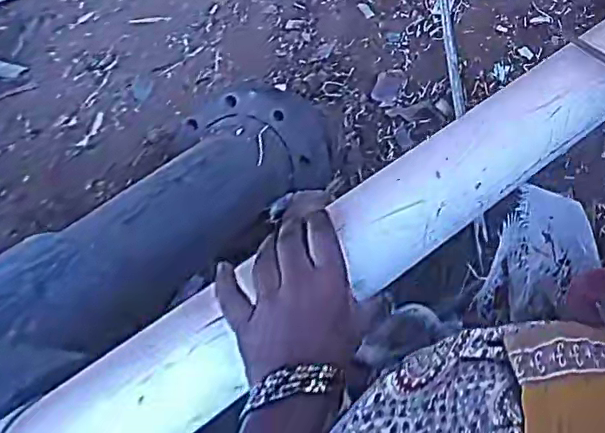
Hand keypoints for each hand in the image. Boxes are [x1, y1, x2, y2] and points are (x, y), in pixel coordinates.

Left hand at [215, 207, 362, 386]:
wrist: (299, 394)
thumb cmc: (331, 360)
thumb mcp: (360, 324)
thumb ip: (370, 305)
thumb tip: (382, 300)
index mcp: (327, 277)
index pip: (321, 232)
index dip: (318, 215)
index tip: (318, 210)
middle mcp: (297, 281)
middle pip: (289, 238)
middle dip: (292, 223)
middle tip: (295, 218)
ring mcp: (268, 299)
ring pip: (263, 259)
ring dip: (267, 244)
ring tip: (270, 237)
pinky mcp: (246, 320)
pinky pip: (230, 295)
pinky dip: (224, 280)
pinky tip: (223, 268)